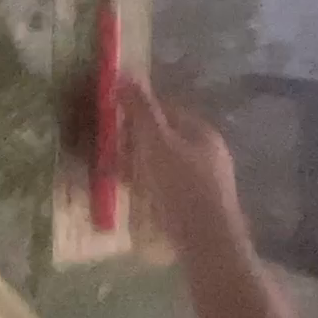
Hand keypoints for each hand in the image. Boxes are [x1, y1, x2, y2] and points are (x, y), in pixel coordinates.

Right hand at [120, 75, 249, 256]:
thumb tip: (124, 72)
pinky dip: (147, 180)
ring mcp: (205, 178)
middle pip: (162, 133)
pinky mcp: (197, 201)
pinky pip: (165, 180)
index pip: (163, 108)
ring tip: (116, 169)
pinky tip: (131, 189)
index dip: (135, 110)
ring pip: (161, 158)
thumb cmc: (180, 186)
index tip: (111, 119)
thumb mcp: (155, 141)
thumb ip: (140, 108)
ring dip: (137, 160)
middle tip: (110, 146)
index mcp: (202, 132)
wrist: (207, 244)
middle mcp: (207, 151)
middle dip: (134, 137)